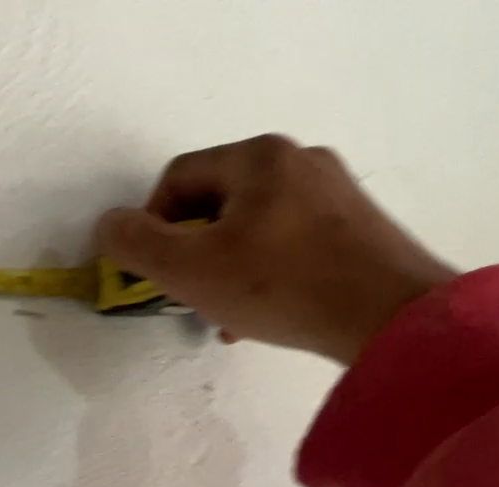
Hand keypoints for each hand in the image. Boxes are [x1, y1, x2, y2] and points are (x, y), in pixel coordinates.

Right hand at [95, 135, 456, 364]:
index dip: (151, 225)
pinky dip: (262, 275)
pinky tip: (260, 316)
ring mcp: (334, 192)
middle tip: (188, 296)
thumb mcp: (189, 269)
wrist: (389, 317)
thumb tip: (108, 225)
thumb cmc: (279, 285)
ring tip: (223, 314)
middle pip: (214, 203)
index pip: (177, 178)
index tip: (154, 272)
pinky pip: (287, 244)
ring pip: (250, 227)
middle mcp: (299, 160)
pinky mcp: (356, 227)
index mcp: (258, 157)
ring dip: (223, 269)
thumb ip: (136, 244)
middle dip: (190, 252)